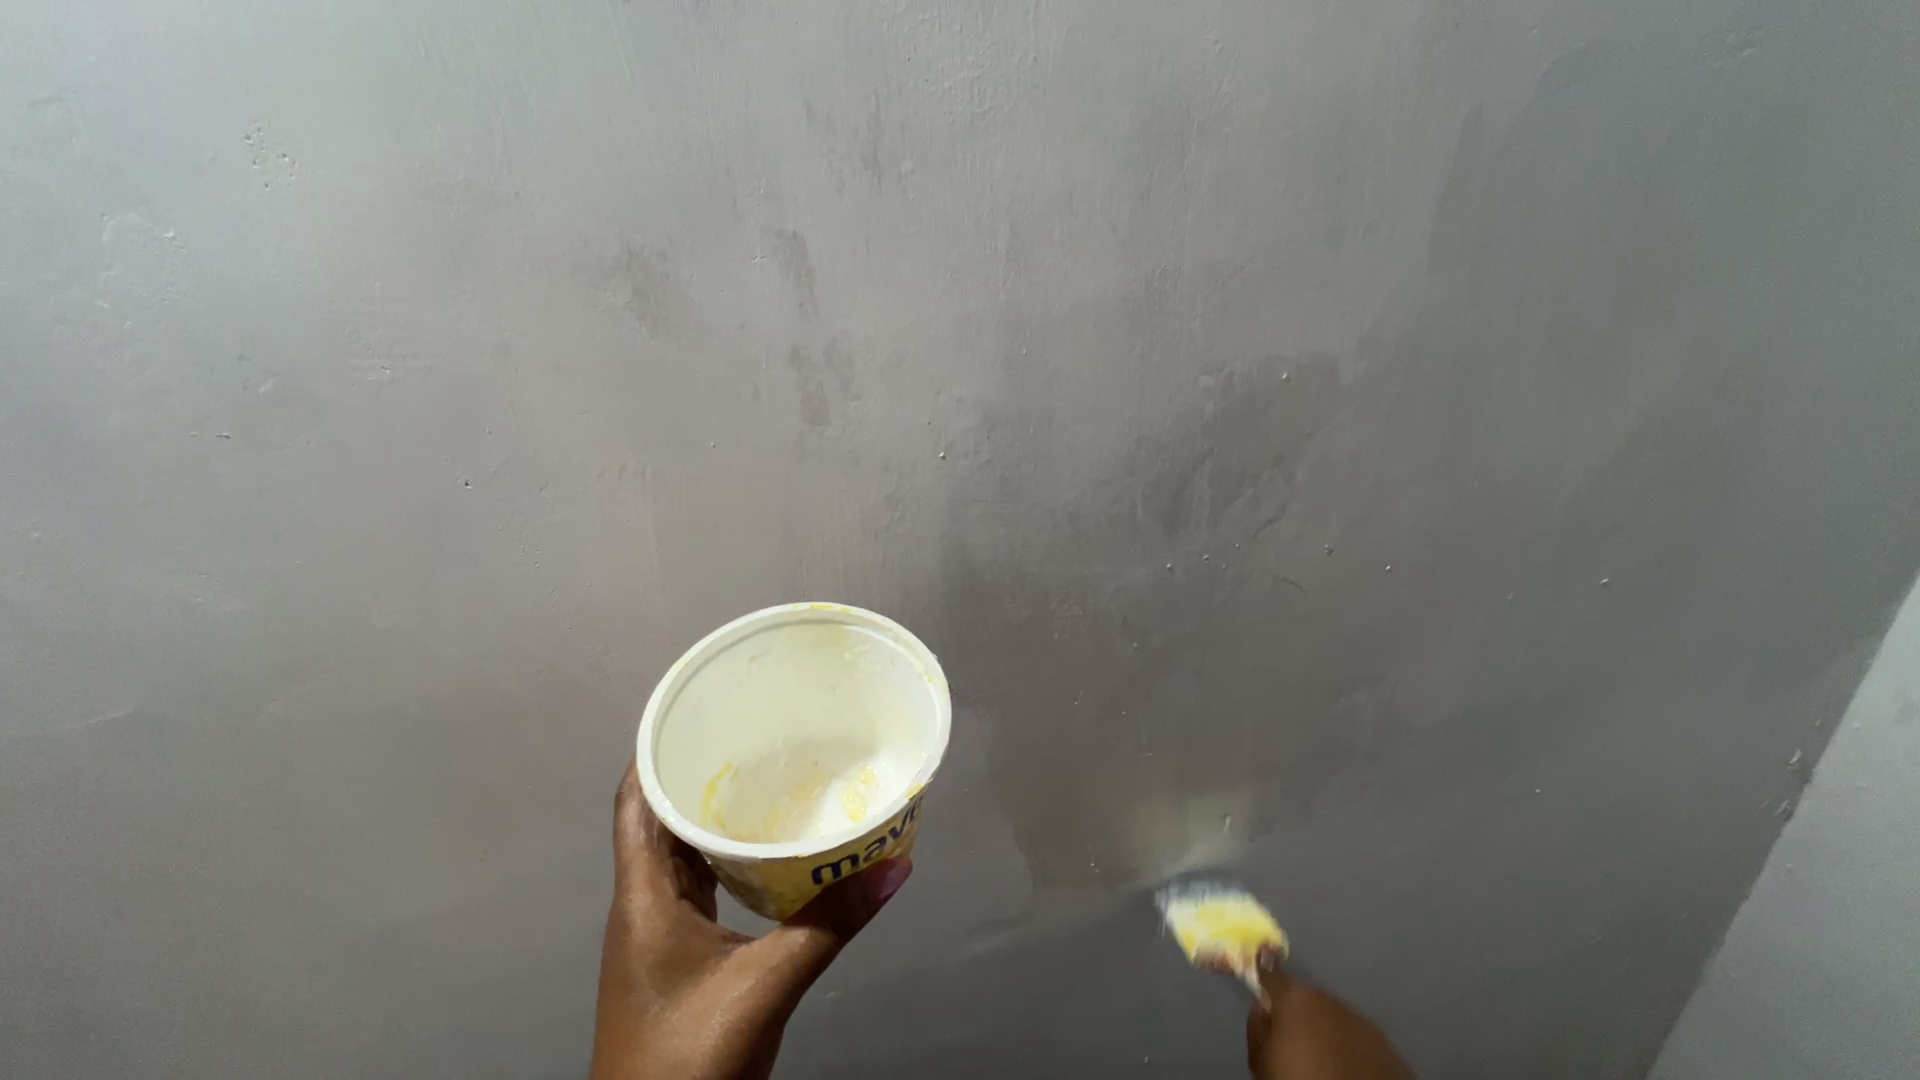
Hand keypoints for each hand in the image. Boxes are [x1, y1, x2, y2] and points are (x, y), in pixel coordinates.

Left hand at [589, 761, 911, 1079]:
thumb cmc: (686, 1059)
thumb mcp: (765, 988)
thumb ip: (830, 925)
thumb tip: (895, 864)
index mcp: (642, 896)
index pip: (635, 802)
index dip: (656, 750)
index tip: (702, 711)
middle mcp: (641, 903)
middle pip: (657, 818)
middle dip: (695, 772)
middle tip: (752, 734)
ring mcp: (655, 931)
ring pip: (676, 851)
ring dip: (709, 813)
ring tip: (762, 775)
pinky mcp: (677, 953)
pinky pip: (696, 883)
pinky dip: (723, 856)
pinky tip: (763, 850)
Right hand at [1232, 950, 1412, 1079]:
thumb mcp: (1263, 1062)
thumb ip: (1258, 1028)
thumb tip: (1261, 1007)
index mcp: (1296, 1000)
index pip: (1273, 971)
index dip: (1263, 964)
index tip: (1260, 954)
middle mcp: (1330, 1001)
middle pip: (1305, 996)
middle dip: (1298, 1009)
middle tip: (1291, 1034)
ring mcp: (1362, 1022)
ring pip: (1333, 1015)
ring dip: (1325, 1026)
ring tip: (1321, 1053)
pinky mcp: (1388, 1047)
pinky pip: (1357, 1037)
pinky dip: (1348, 1044)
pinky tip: (1346, 1064)